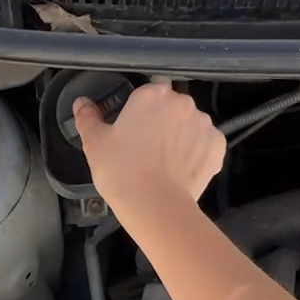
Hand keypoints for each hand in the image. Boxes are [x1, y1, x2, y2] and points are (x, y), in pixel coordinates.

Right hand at [73, 83, 223, 217]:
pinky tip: (180, 169)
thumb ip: (87, 118)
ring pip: (189, 125)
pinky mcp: (217, 146)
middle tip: (145, 149)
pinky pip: (205, 144)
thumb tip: (81, 104)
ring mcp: (203, 124)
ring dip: (180, 137)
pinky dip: (195, 153)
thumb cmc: (122, 172)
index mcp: (152, 95)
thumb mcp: (95, 144)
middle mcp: (182, 103)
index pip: (147, 93)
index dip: (138, 112)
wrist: (155, 206)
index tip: (131, 131)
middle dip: (161, 122)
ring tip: (163, 163)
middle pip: (171, 107)